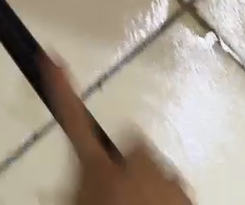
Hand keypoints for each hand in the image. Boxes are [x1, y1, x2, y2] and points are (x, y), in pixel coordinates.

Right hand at [41, 57, 193, 204]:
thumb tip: (55, 190)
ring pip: (164, 173)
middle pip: (137, 145)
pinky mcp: (193, 204)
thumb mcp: (75, 203)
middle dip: (131, 163)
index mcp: (99, 171)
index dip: (61, 86)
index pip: (72, 119)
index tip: (51, 54)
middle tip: (120, 192)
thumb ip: (70, 191)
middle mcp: (138, 171)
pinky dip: (171, 204)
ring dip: (154, 186)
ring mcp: (171, 189)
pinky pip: (181, 197)